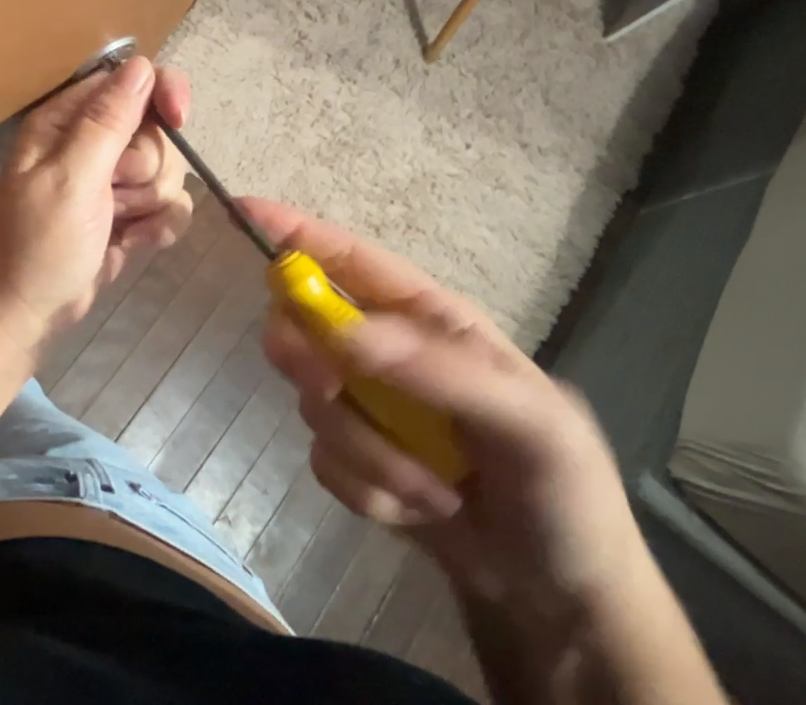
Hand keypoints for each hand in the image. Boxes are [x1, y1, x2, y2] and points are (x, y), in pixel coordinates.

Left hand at [0, 56, 193, 340]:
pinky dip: (155, 227)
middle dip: (145, 169)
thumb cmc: (39, 245)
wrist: (31, 312)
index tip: (179, 119)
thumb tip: (141, 64)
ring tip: (114, 225)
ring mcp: (109, 181)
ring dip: (148, 203)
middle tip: (112, 197)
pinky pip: (168, 205)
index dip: (160, 95)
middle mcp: (88, 144)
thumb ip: (107, 122)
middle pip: (156, 131)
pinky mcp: (126, 213)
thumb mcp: (71, 179)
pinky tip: (130, 245)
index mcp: (64, 123)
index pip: (128, 82)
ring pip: (168, 170)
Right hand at [246, 199, 648, 623]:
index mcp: (430, 322)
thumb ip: (441, 371)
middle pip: (301, 326)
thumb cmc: (564, 492)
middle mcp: (386, 354)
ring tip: (435, 487)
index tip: (240, 211)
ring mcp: (363, 407)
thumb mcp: (530, 424)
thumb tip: (342, 332)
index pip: (348, 260)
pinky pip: (320, 459)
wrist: (556, 595)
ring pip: (310, 401)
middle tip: (334, 390)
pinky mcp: (349, 459)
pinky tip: (418, 508)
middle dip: (312, 362)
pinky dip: (366, 490)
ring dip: (367, 453)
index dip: (293, 232)